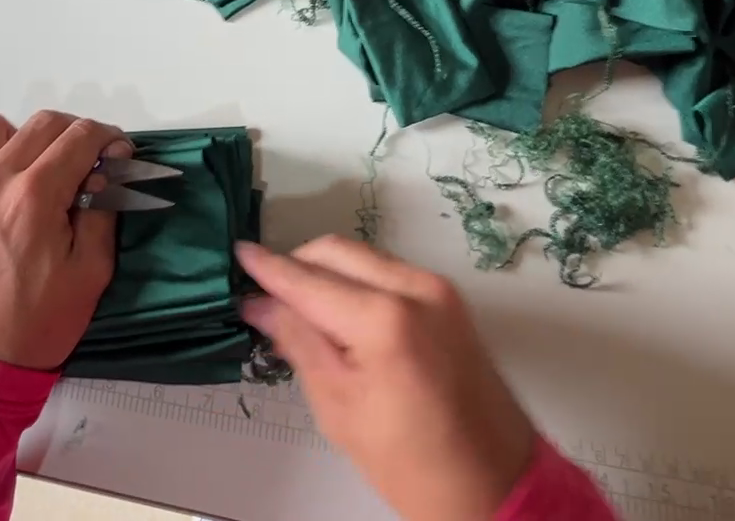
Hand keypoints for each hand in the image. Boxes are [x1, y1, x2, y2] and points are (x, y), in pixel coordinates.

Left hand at [0, 110, 130, 369]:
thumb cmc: (36, 326)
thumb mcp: (91, 274)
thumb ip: (101, 213)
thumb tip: (102, 174)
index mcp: (35, 196)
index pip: (80, 136)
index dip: (108, 137)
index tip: (116, 153)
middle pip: (41, 123)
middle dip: (74, 133)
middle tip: (85, 161)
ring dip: (20, 139)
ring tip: (31, 171)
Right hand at [237, 237, 535, 520]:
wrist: (497, 484)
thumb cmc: (410, 462)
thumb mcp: (338, 407)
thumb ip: (297, 340)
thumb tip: (258, 303)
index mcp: (384, 319)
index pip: (309, 280)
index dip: (268, 268)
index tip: (238, 254)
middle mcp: (413, 287)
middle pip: (334, 250)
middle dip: (296, 264)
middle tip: (268, 295)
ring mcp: (436, 286)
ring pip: (360, 255)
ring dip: (325, 271)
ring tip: (301, 307)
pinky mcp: (448, 295)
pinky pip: (386, 269)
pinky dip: (355, 279)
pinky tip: (340, 311)